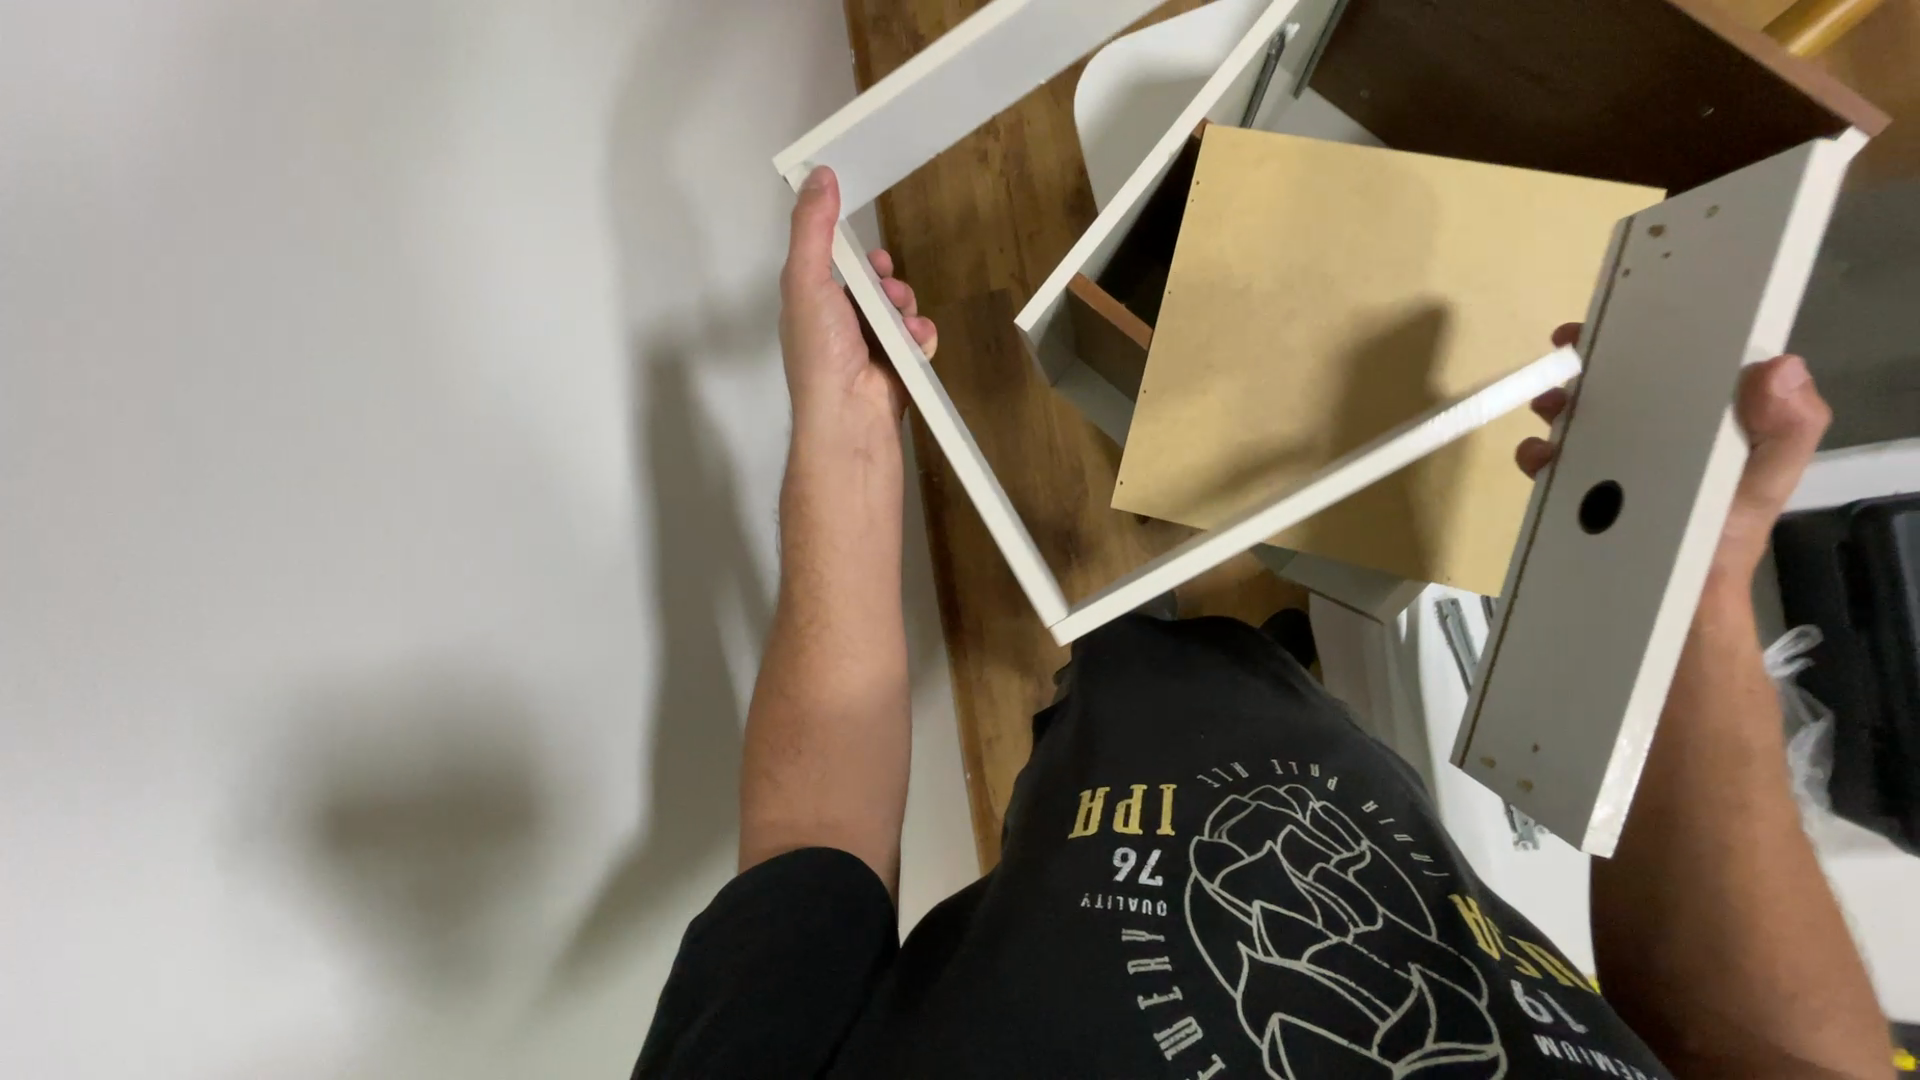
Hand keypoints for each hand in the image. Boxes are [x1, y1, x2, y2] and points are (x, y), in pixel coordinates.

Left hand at [779, 166, 937, 442]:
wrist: (850, 415)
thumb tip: (819, 174)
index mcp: (813, 305)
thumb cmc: (822, 349)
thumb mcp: (806, 279)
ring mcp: (871, 349)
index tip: (871, 257)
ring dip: (907, 311)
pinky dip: (921, 337)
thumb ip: (813, 228)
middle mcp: (840, 326)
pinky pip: (919, 338)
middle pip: (877, 286)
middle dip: (889, 285)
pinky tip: (914, 345)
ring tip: (902, 327)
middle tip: (888, 295)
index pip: (839, 268)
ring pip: (902, 310)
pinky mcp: (899, 368)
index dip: (859, 258)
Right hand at [1516, 322, 1830, 582]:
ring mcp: (1610, 461)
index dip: (1651, 335)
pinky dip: (1537, 452)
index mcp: (1703, 421)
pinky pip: (1549, 461)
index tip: (1620, 317)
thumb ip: (1785, 430)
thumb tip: (1778, 365)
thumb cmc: (1722, 537)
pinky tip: (1539, 456)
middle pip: (1619, 385)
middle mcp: (1654, 433)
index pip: (1678, 365)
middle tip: (1566, 353)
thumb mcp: (1766, 481)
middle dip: (1589, 364)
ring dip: (1558, 403)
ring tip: (1548, 403)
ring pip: (1578, 417)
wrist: (1671, 599)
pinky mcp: (1575, 489)